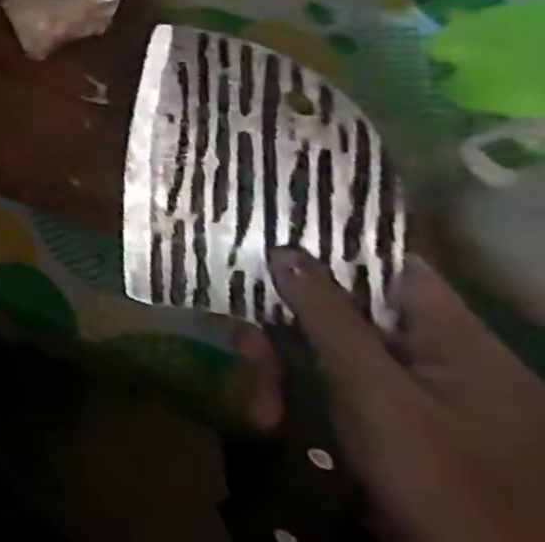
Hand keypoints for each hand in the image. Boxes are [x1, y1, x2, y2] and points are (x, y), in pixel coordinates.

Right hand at [243, 249, 544, 541]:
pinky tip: (279, 413)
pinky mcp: (421, 432)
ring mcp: (443, 403)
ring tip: (259, 393)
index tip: (274, 238)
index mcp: (468, 348)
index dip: (339, 250)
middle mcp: (462, 366)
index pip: (400, 270)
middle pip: (365, 315)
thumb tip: (286, 250)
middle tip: (246, 335)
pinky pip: (357, 389)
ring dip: (296, 364)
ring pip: (350, 354)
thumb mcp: (374, 393)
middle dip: (298, 320)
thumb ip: (330, 317)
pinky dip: (315, 392)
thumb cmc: (440, 475)